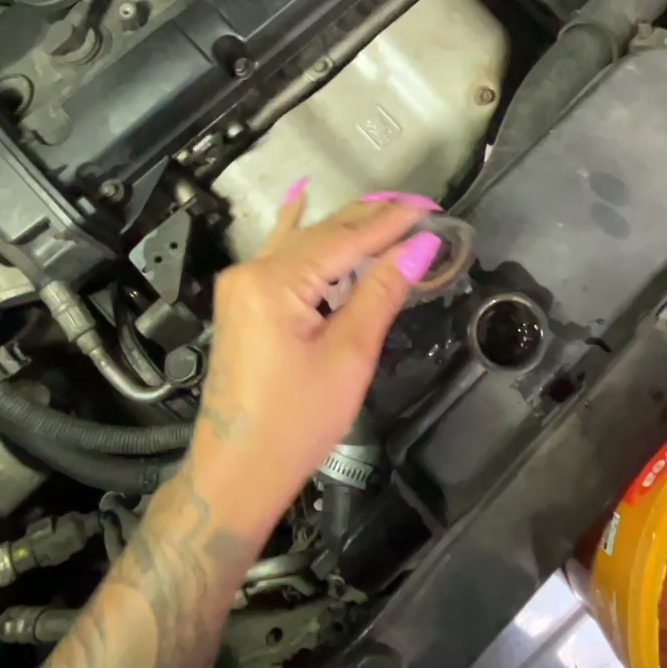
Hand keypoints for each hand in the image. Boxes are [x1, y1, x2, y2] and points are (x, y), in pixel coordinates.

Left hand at [186, 186, 440, 537]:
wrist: (236, 472)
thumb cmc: (295, 422)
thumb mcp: (348, 354)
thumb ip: (381, 290)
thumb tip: (419, 246)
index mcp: (275, 281)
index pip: (345, 237)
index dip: (391, 221)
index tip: (430, 207)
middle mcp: (252, 271)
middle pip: (322, 232)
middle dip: (372, 217)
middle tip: (419, 206)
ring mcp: (242, 285)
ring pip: (304, 240)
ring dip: (346, 225)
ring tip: (387, 206)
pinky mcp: (243, 300)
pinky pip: (277, 252)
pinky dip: (297, 226)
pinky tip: (301, 195)